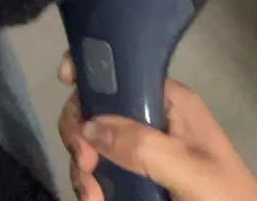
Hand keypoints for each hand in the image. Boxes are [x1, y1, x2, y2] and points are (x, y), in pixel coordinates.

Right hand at [58, 56, 256, 200]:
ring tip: (91, 197)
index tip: (65, 84)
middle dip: (80, 133)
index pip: (119, 69)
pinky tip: (93, 200)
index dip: (88, 70)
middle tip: (84, 166)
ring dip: (82, 167)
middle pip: (95, 107)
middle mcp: (151, 118)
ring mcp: (143, 151)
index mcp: (169, 101)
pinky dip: (90, 185)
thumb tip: (88, 128)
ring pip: (92, 143)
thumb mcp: (192, 174)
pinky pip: (100, 171)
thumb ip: (142, 146)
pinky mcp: (138, 180)